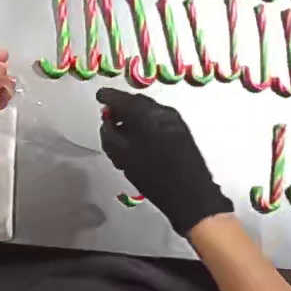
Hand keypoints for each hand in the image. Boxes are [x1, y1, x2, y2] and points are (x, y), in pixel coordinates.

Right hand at [97, 87, 231, 234]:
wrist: (189, 193)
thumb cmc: (153, 177)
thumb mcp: (123, 157)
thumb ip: (109, 136)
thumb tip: (107, 123)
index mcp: (145, 114)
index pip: (121, 98)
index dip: (108, 97)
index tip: (100, 97)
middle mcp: (162, 111)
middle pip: (136, 102)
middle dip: (121, 107)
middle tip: (109, 116)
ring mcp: (174, 119)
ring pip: (148, 111)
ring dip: (134, 116)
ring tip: (123, 130)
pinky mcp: (182, 129)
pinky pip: (158, 119)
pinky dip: (146, 123)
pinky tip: (140, 137)